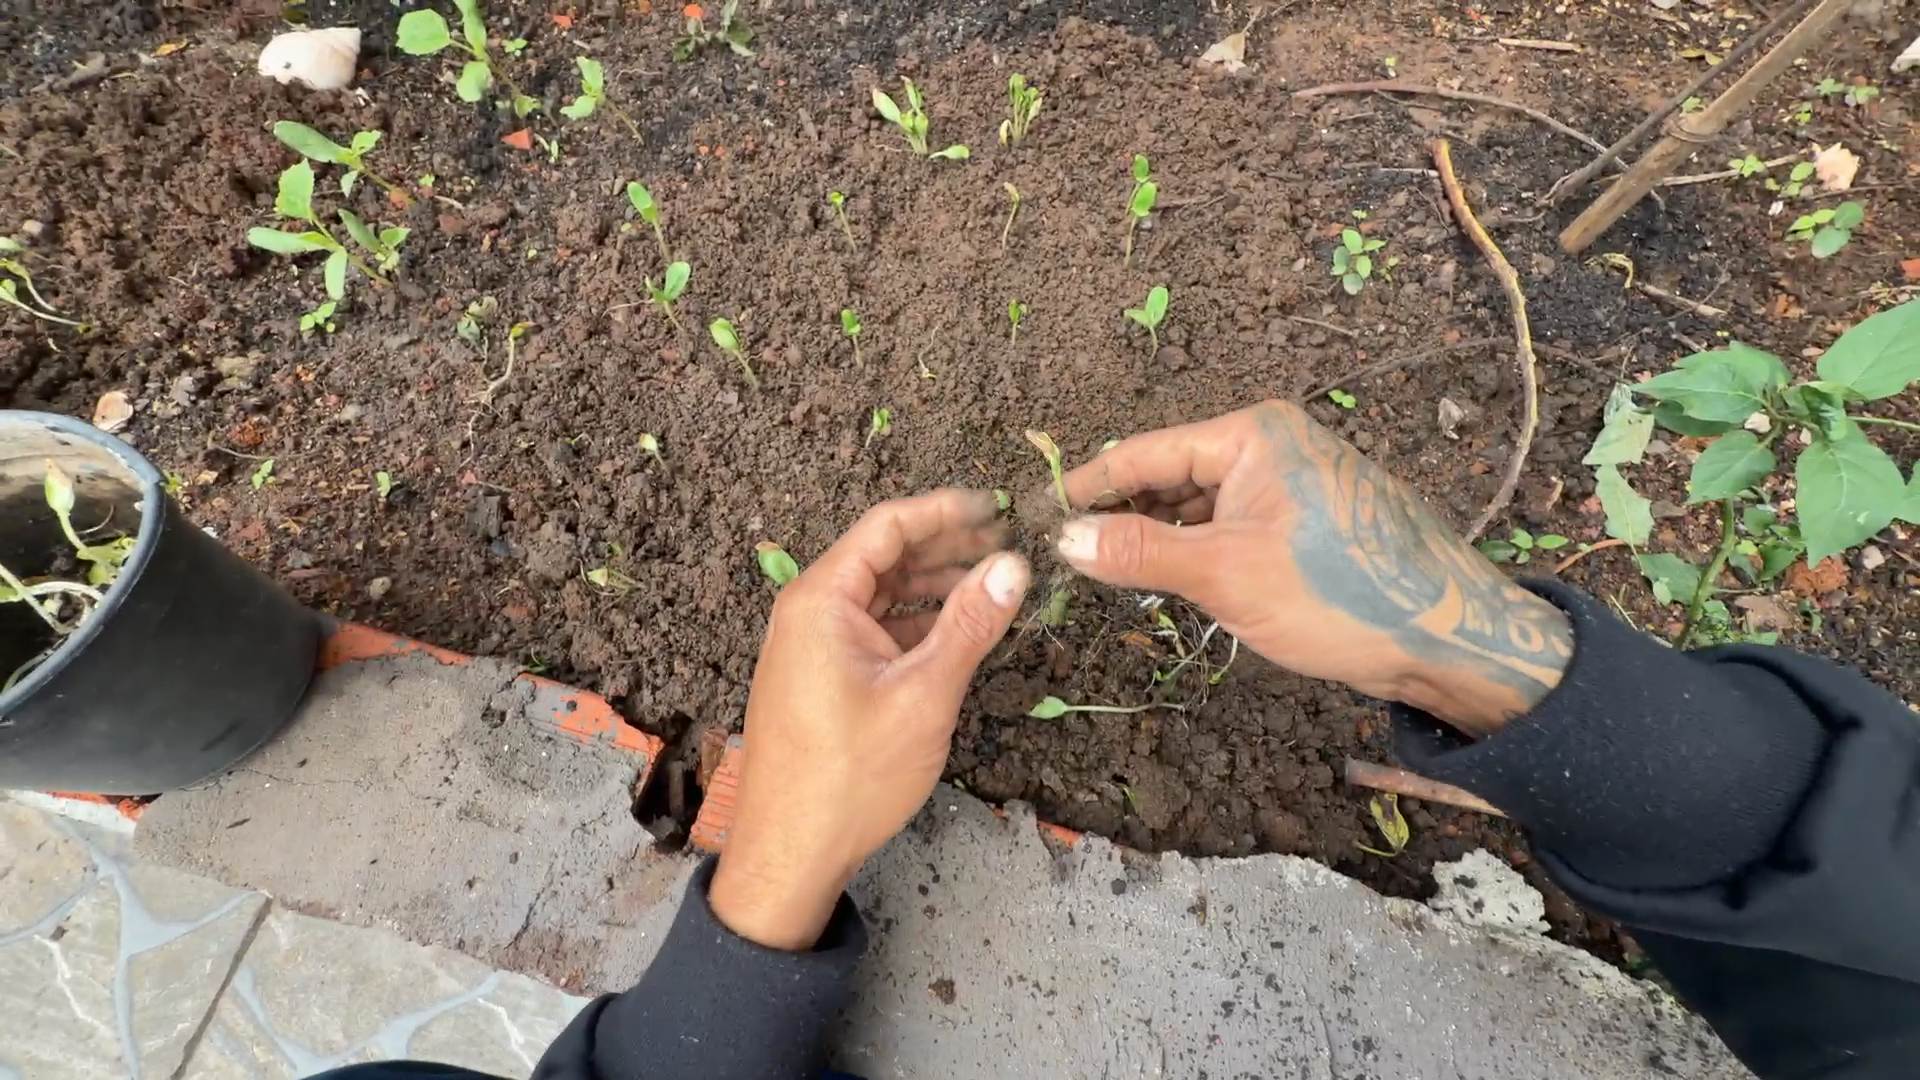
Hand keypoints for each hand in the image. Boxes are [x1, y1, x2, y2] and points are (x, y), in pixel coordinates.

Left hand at [710, 490, 1030, 950]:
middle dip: (945, 547)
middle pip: (884, 557)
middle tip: (1004, 545)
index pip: (887, 526)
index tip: (995, 507)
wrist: (789, 856)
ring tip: (990, 584)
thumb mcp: (924, 694)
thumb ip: (970, 624)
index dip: (944, 511)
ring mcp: (813, 644)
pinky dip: (915, 623)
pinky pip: (874, 629)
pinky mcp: (822, 675)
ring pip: (881, 595)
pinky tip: (954, 630)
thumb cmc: (852, 774)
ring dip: (933, 586)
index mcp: (822, 598)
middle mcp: (810, 610)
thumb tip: (1014, 565)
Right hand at [1053, 401, 1571, 735]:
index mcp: (1250, 436)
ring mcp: (1284, 484)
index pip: (1145, 453)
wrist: (1449, 638)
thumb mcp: (1224, 573)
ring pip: (1194, 504)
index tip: (1044, 511)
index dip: (1090, 485)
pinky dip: (1189, 548)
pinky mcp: (1296, 520)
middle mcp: (1266, 447)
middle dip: (1121, 513)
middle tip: (1072, 552)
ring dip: (1154, 535)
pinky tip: (1165, 576)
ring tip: (1110, 569)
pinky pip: (1222, 525)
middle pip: (1168, 475)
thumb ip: (1139, 552)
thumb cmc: (1335, 594)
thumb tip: (1065, 539)